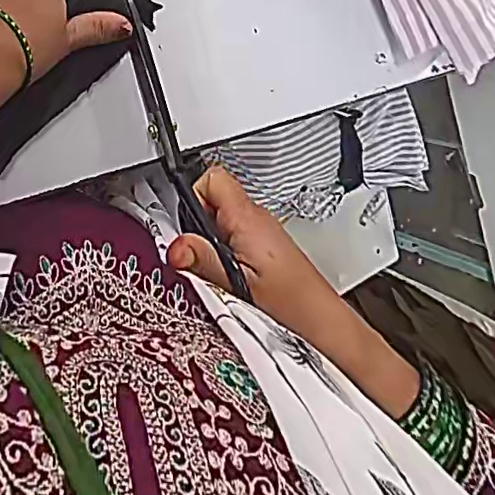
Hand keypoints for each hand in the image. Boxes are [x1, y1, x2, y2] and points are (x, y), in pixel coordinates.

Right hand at [168, 165, 421, 417]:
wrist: (319, 317)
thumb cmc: (290, 301)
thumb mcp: (237, 284)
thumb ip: (203, 262)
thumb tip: (175, 246)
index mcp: (245, 218)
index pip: (212, 177)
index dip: (192, 194)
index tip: (183, 223)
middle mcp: (254, 216)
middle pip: (213, 195)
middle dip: (197, 221)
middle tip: (198, 250)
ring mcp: (260, 228)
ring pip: (222, 215)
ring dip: (210, 237)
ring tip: (216, 267)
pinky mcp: (264, 241)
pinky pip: (234, 230)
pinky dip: (224, 248)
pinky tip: (229, 274)